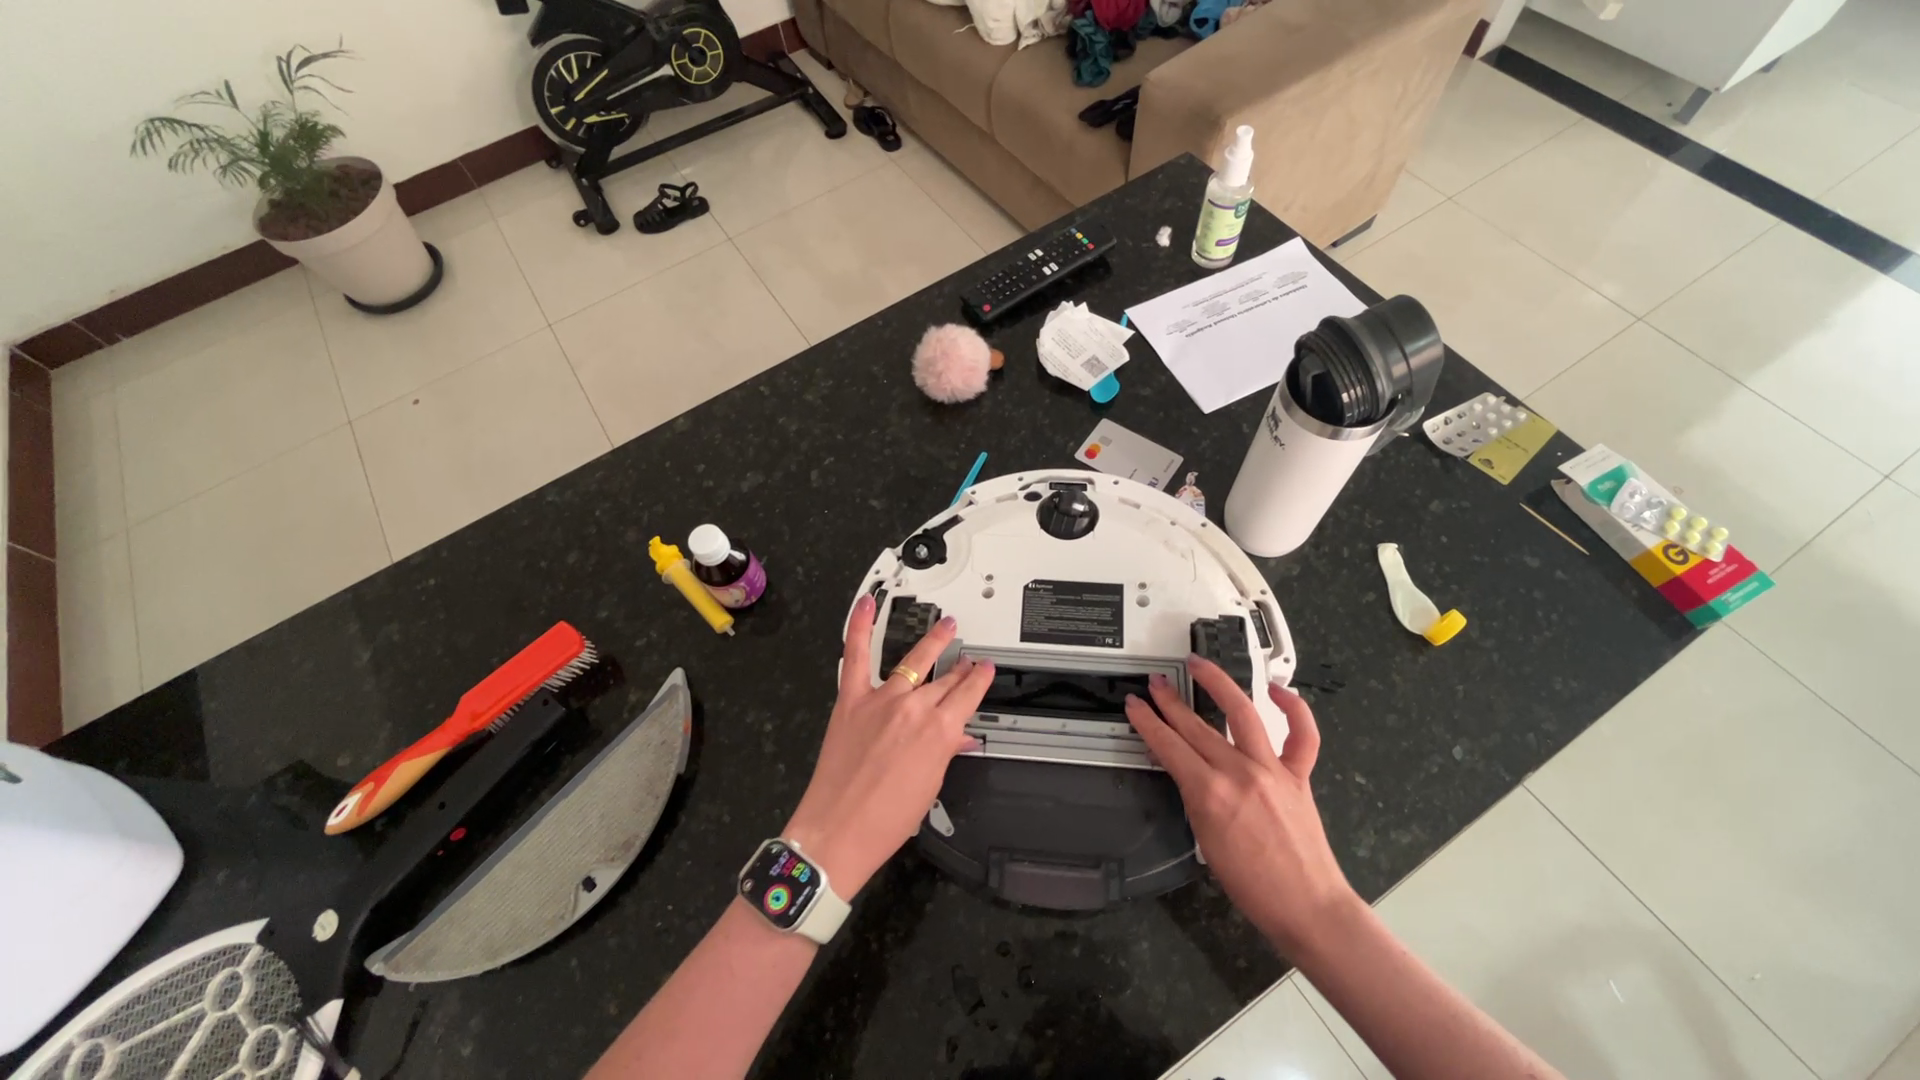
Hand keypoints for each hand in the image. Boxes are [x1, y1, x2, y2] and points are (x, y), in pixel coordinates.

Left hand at [783, 595, 994, 897]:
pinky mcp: (851, 700)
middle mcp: (913, 709)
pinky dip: (858, 627)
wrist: (839, 831)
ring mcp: (881, 700)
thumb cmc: (885, 820)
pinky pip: (854, 655)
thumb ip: (945, 753)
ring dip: (933, 641)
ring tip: (945, 627)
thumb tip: (958, 740)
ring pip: (914, 661)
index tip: (985, 670)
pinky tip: (867, 605)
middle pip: (946, 680)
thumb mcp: (930, 786)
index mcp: (939, 732)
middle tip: (968, 658)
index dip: (980, 680)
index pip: (969, 695)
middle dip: (961, 668)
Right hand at [1125, 658, 1359, 956]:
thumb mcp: (1204, 841)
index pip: (1168, 746)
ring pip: (1242, 713)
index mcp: (1210, 793)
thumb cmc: (1252, 885)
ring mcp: (1272, 770)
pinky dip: (1294, 708)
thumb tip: (1182, 769)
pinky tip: (1278, 689)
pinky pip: (1302, 735)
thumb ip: (1193, 797)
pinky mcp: (1299, 775)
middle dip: (1170, 701)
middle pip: (1196, 726)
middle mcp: (1240, 773)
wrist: (1306, 906)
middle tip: (1155, 683)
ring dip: (1217, 684)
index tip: (1135, 705)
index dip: (1147, 721)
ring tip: (1199, 665)